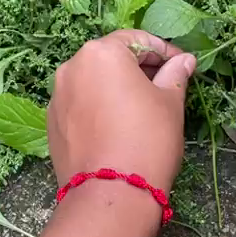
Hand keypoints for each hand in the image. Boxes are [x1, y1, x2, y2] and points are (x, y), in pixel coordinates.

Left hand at [46, 30, 195, 190]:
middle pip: (111, 57)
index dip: (164, 51)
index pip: (137, 40)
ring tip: (143, 106)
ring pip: (93, 81)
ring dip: (117, 86)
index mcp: (101, 53)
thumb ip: (175, 74)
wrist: (110, 195)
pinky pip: (81, 104)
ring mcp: (57, 95)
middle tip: (166, 84)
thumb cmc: (147, 139)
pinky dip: (99, 106)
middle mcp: (72, 67)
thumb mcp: (169, 103)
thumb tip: (183, 61)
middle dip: (139, 67)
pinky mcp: (52, 122)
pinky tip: (118, 126)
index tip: (183, 65)